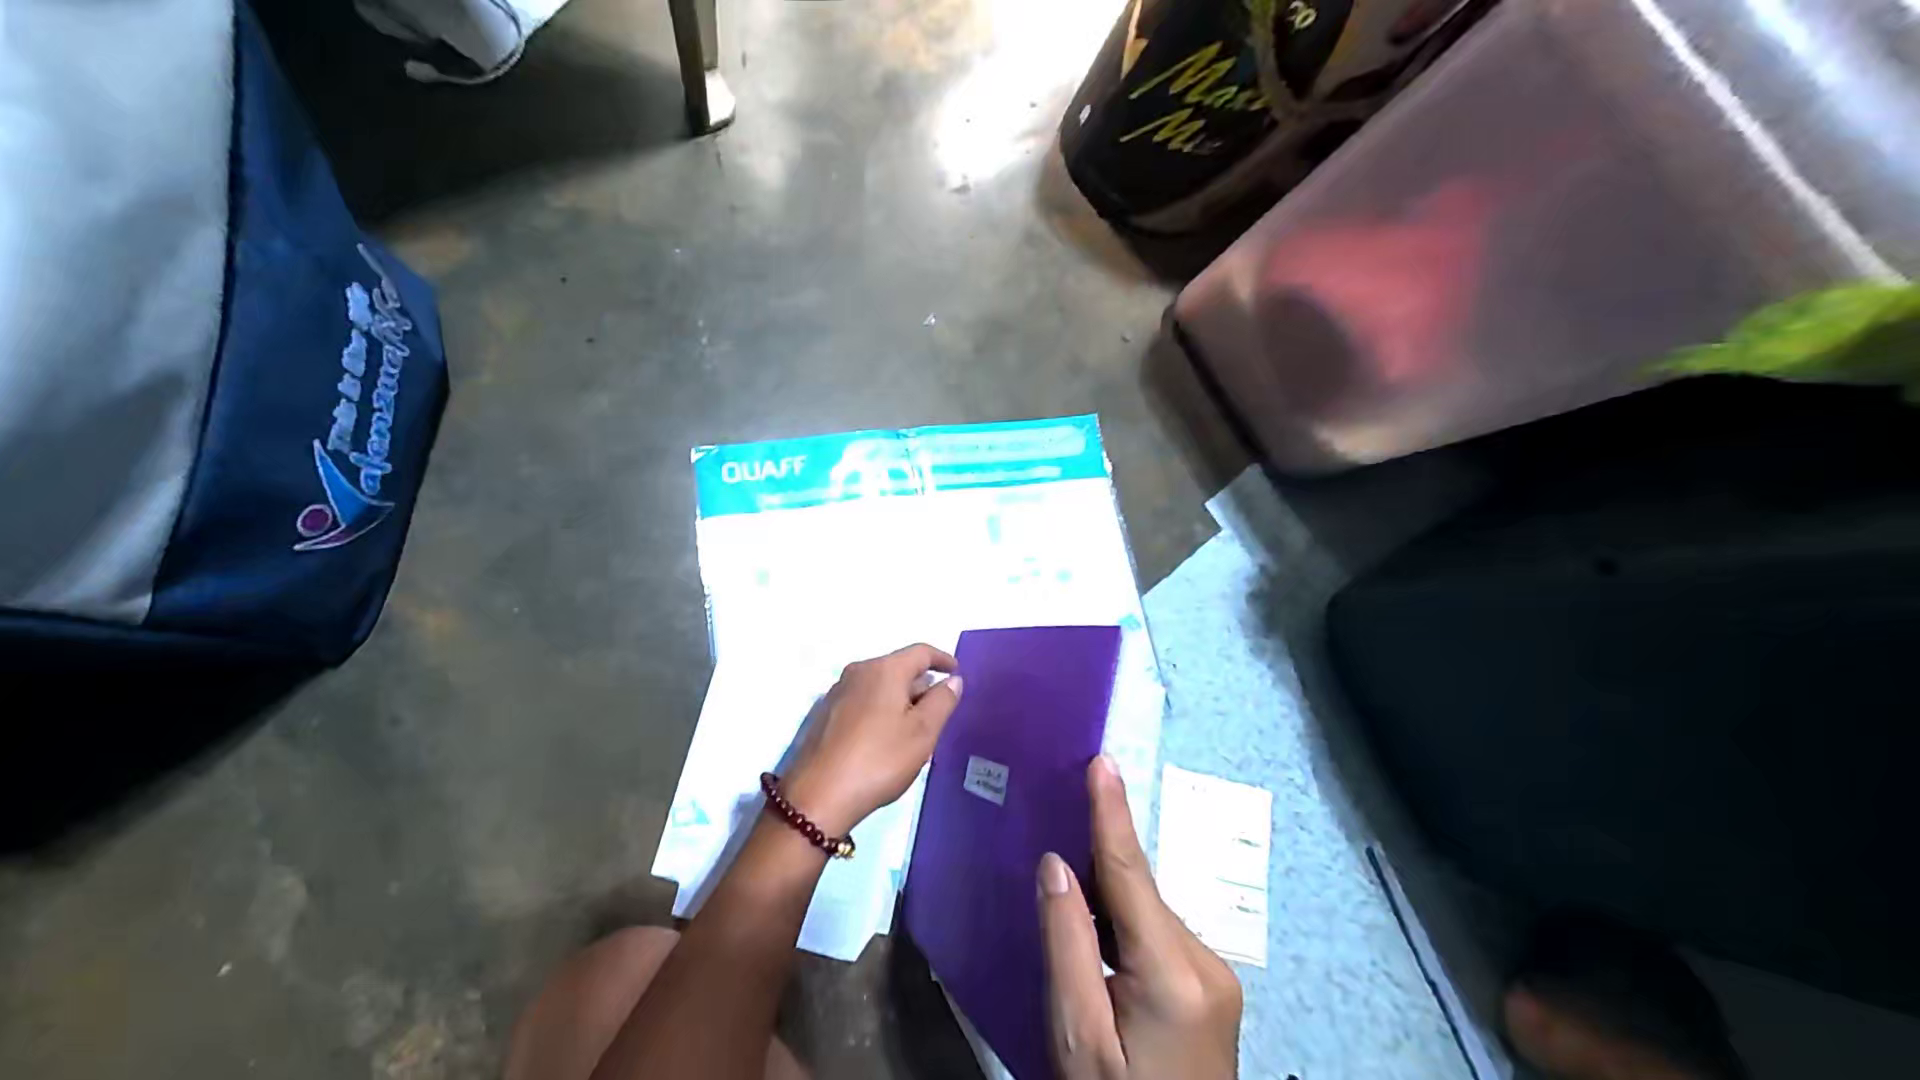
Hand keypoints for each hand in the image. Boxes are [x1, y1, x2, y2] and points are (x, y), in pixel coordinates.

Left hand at [783, 644, 962, 837]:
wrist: (818, 796)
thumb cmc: (878, 760)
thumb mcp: (922, 733)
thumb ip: (942, 701)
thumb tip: (952, 680)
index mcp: (884, 670)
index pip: (920, 652)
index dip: (942, 658)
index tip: (956, 671)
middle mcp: (858, 672)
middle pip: (899, 668)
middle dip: (921, 684)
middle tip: (939, 711)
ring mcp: (838, 693)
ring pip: (880, 686)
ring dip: (901, 700)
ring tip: (915, 728)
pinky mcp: (826, 715)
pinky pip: (864, 701)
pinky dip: (882, 710)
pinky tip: (886, 738)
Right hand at [1038, 756, 1242, 1079]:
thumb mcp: (1076, 1037)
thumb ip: (1066, 944)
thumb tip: (1055, 864)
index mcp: (1173, 975)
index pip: (1130, 874)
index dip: (1111, 813)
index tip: (1102, 761)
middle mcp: (1206, 963)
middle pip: (1138, 893)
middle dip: (1098, 863)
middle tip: (1058, 827)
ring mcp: (1215, 977)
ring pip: (1147, 912)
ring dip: (1110, 897)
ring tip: (1069, 893)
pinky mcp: (1212, 989)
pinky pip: (1157, 934)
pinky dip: (1125, 923)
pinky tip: (1099, 937)